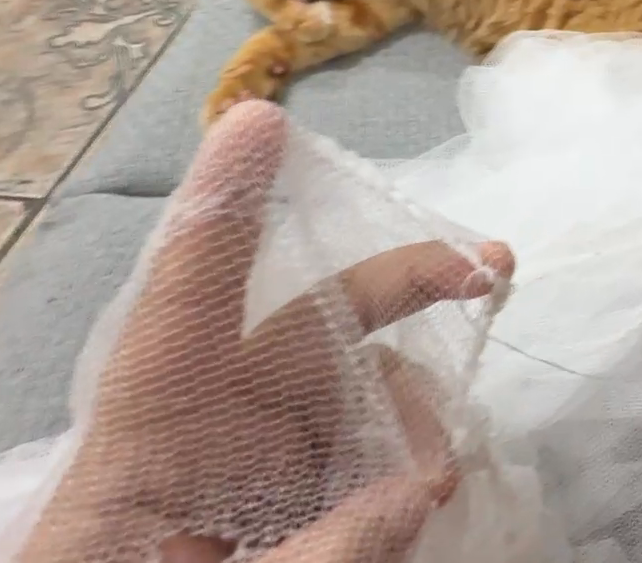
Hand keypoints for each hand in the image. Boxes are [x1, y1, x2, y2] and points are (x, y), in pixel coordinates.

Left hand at [18, 101, 514, 562]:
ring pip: (367, 383)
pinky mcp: (309, 486)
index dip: (225, 207)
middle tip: (489, 270)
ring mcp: (269, 455)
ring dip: (419, 409)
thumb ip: (322, 552)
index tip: (261, 122)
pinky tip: (425, 495)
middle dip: (408, 278)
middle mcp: (216, 425)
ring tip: (434, 483)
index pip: (184, 303)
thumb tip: (426, 486)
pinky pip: (382, 441)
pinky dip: (417, 454)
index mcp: (152, 443)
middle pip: (318, 317)